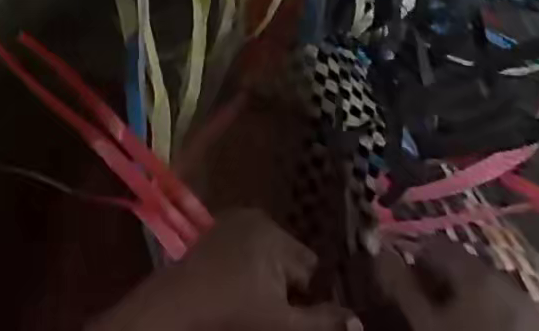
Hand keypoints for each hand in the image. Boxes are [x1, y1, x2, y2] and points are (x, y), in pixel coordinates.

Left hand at [92, 209, 355, 330]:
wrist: (177, 307)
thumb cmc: (234, 315)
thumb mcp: (286, 327)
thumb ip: (326, 323)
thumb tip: (361, 322)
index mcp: (275, 233)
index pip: (314, 268)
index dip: (313, 299)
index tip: (299, 318)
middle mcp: (256, 217)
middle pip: (291, 261)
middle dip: (292, 289)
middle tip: (275, 315)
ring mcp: (232, 221)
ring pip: (269, 258)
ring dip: (271, 282)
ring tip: (256, 307)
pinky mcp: (215, 233)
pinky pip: (247, 252)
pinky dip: (250, 272)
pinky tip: (239, 295)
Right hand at [373, 240, 538, 330]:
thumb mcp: (424, 324)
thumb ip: (400, 284)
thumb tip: (379, 252)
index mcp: (475, 272)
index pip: (432, 244)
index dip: (410, 257)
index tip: (398, 281)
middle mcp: (503, 280)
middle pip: (458, 265)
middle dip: (435, 279)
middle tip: (418, 305)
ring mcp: (526, 308)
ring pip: (480, 288)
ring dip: (458, 298)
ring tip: (442, 322)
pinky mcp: (538, 330)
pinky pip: (500, 308)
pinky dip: (481, 313)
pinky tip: (469, 329)